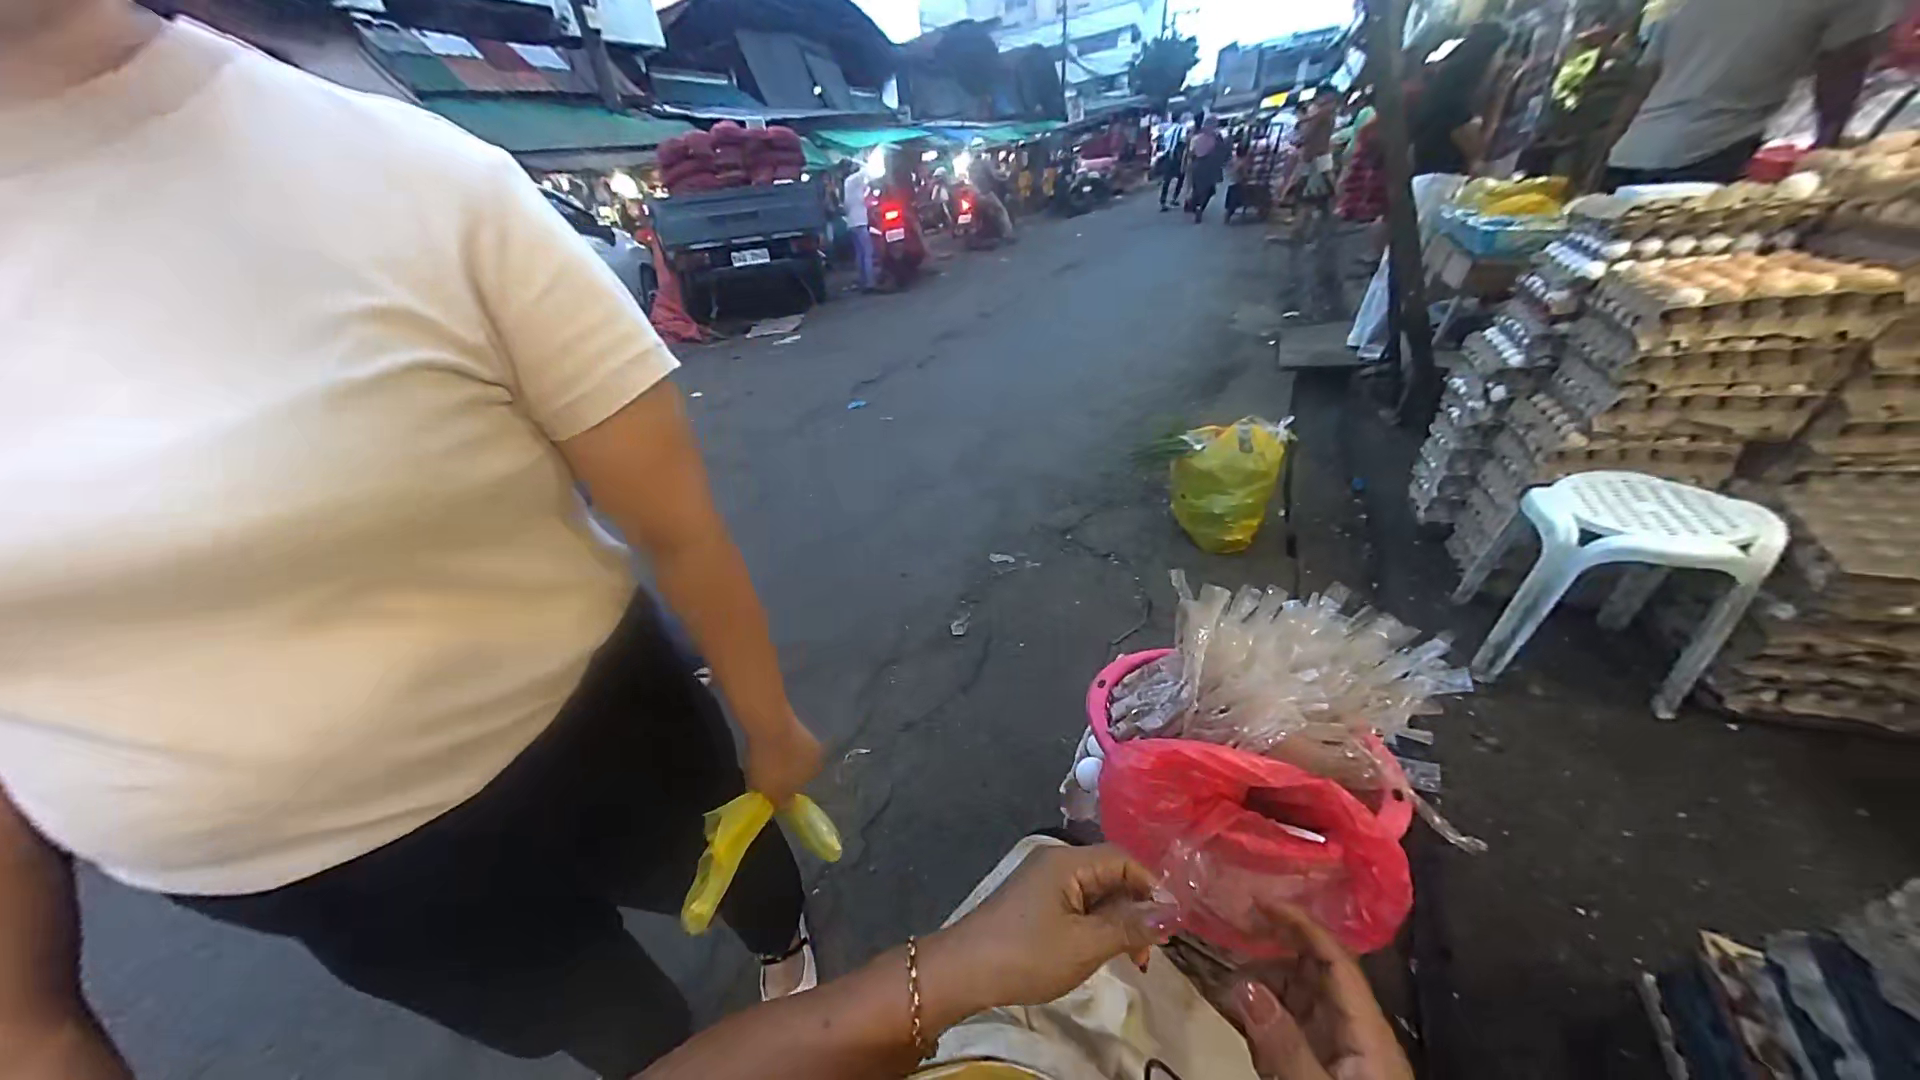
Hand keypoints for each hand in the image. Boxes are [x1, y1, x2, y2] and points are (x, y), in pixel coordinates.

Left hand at [743, 718, 821, 807]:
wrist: (769, 725)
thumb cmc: (773, 765)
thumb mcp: (773, 794)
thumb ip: (779, 803)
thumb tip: (782, 805)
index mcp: (817, 771)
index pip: (800, 787)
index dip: (783, 792)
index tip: (768, 792)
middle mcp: (816, 752)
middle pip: (797, 768)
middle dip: (782, 773)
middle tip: (762, 777)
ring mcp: (805, 733)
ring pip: (790, 752)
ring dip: (777, 757)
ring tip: (757, 760)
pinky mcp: (790, 720)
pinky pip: (780, 739)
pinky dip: (771, 743)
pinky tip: (759, 745)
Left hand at [922, 844, 1159, 1017]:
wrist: (966, 969)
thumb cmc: (1028, 953)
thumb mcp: (1085, 944)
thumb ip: (1129, 926)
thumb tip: (1172, 913)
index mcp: (1067, 860)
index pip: (1122, 858)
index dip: (1152, 886)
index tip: (1173, 924)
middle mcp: (1057, 860)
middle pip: (1110, 873)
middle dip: (1137, 907)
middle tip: (1152, 951)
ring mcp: (1045, 879)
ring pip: (1096, 891)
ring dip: (1119, 920)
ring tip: (1134, 959)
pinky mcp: (1038, 899)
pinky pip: (1079, 902)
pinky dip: (1098, 924)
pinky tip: (1106, 950)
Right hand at [1209, 901, 1410, 1079]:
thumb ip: (1284, 1047)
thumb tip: (1243, 983)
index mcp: (1366, 1033)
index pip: (1334, 959)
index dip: (1299, 923)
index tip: (1256, 900)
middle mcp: (1352, 1032)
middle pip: (1310, 971)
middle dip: (1267, 948)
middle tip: (1220, 929)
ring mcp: (1335, 1052)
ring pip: (1294, 995)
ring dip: (1256, 978)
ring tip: (1215, 971)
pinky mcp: (1318, 1069)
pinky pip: (1285, 1025)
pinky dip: (1256, 1011)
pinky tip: (1228, 1006)